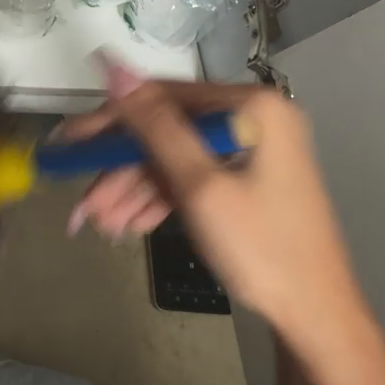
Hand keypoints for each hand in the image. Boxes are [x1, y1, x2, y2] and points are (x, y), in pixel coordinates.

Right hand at [59, 58, 369, 343]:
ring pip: (170, 158)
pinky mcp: (242, 178)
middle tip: (82, 201)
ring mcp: (248, 150)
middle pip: (163, 130)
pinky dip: (157, 199)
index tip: (66, 143)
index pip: (160, 97)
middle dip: (119, 170)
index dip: (109, 120)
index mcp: (250, 107)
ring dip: (131, 190)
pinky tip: (127, 225)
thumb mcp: (199, 184)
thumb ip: (154, 125)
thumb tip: (112, 65)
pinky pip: (187, 177)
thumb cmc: (262, 249)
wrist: (317, 318)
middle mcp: (250, 118)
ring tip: (99, 224)